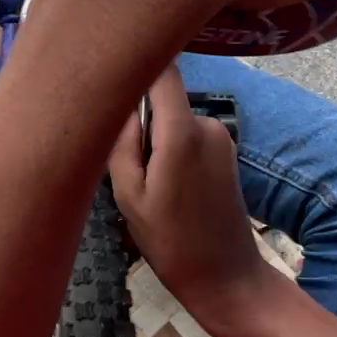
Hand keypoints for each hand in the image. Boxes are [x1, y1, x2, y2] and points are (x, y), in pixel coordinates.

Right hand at [108, 65, 282, 336]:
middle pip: (161, 98)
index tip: (111, 64)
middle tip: (125, 164)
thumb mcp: (129, 195)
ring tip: (148, 185)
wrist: (226, 277)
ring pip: (171, 121)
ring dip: (154, 141)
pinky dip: (170, 152)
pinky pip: (186, 136)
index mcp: (181, 131)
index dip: (138, 59)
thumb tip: (115, 100)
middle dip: (139, 120)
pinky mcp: (226, 151)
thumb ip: (121, 141)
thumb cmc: (170, 241)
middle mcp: (207, 122)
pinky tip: (167, 189)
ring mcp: (221, 136)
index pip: (163, 68)